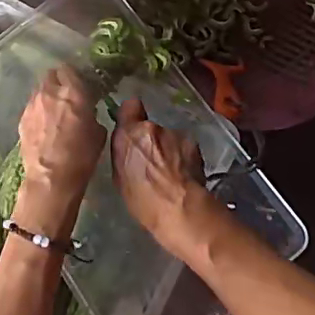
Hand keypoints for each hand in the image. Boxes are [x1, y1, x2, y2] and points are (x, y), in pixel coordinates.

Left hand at [15, 68, 105, 232]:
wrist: (51, 178)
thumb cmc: (81, 156)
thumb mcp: (98, 132)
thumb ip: (91, 113)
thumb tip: (86, 111)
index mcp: (73, 92)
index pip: (69, 69)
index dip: (73, 76)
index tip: (79, 85)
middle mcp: (50, 93)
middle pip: (51, 75)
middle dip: (58, 81)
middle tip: (66, 95)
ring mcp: (33, 105)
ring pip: (39, 90)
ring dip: (47, 96)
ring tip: (54, 112)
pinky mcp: (22, 119)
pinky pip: (32, 107)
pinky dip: (38, 111)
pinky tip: (44, 126)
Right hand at [110, 99, 226, 257]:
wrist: (180, 209)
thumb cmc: (143, 201)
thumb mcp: (120, 177)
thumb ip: (124, 152)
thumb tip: (129, 144)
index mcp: (129, 134)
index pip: (130, 105)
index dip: (132, 114)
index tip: (134, 126)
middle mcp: (152, 128)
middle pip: (150, 128)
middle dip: (151, 140)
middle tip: (153, 161)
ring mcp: (175, 134)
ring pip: (169, 138)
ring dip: (169, 149)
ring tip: (171, 172)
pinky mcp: (194, 144)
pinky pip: (184, 146)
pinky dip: (183, 156)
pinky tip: (185, 174)